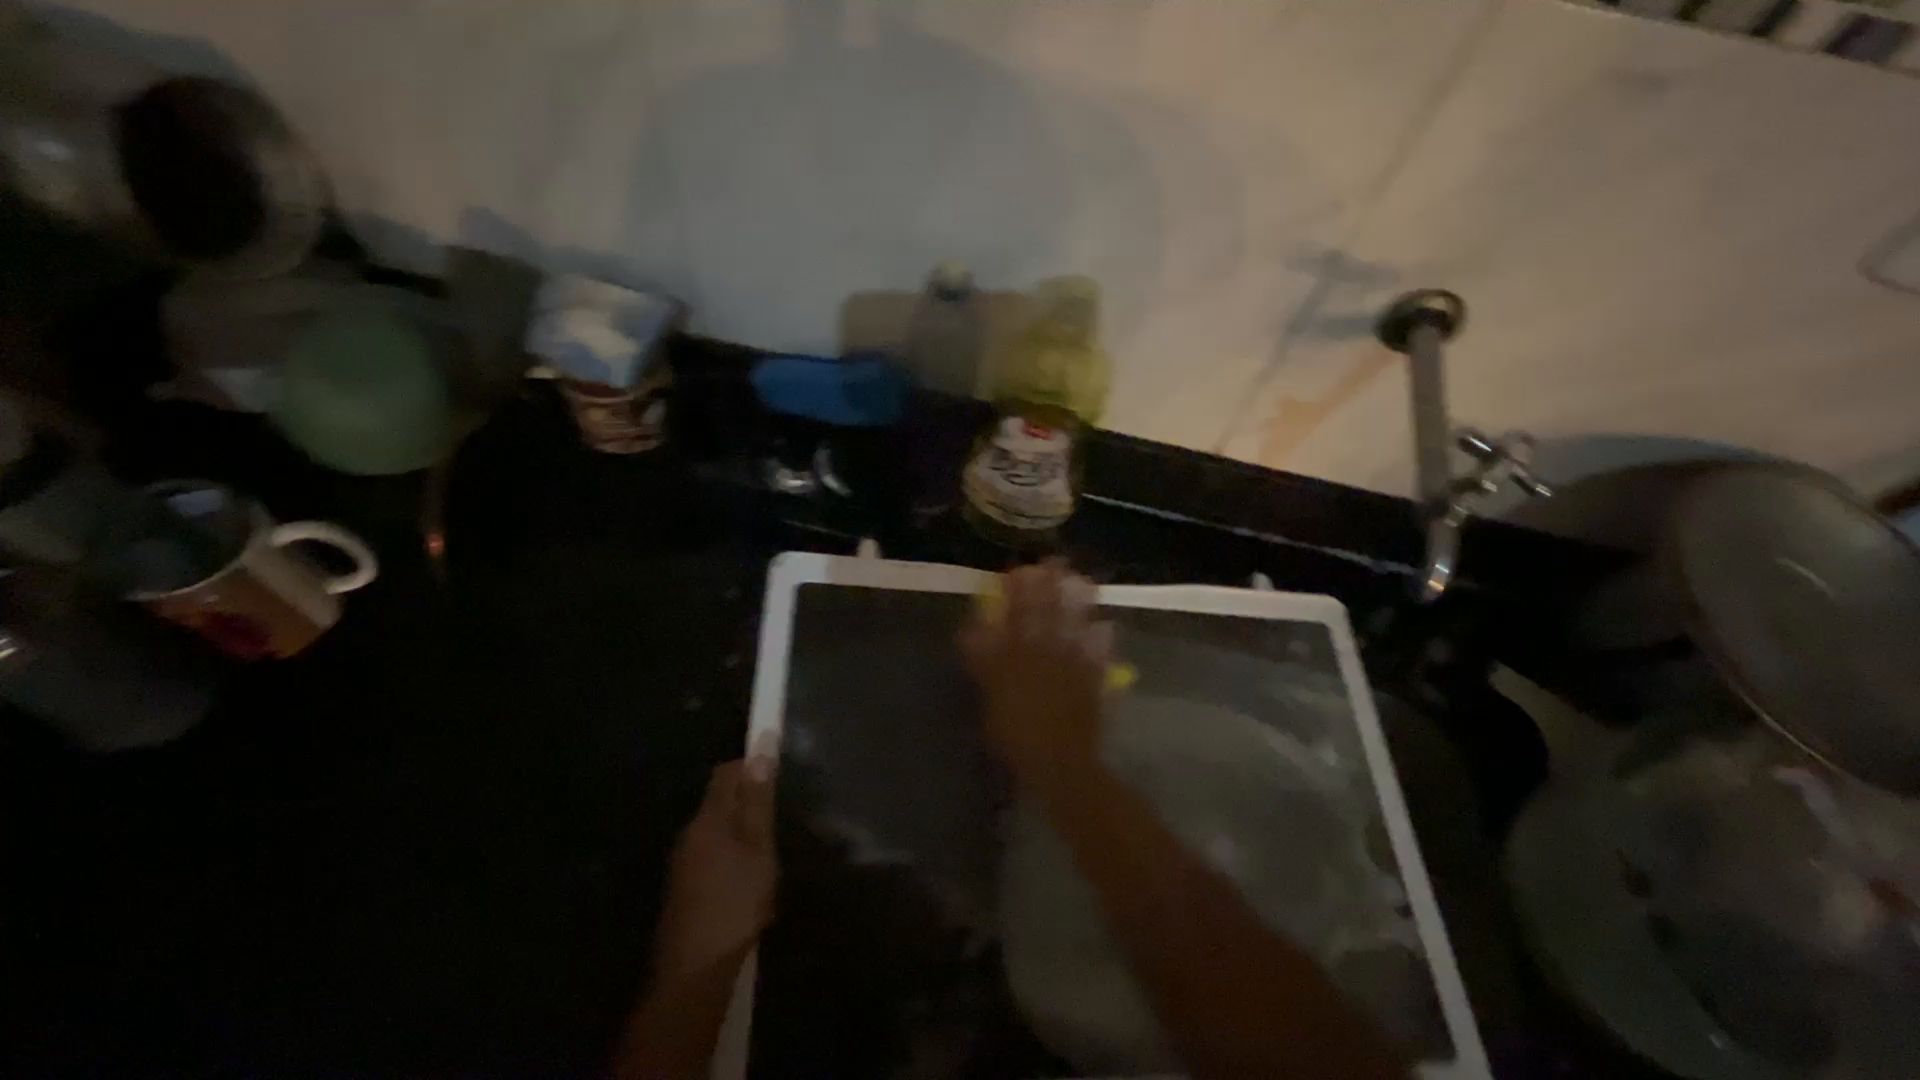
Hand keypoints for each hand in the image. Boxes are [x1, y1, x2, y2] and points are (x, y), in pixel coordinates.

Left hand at [651, 755, 777, 985]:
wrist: (695, 970)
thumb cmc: (735, 903)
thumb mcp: (758, 848)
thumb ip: (758, 800)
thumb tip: (759, 746)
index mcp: (708, 819)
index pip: (726, 773)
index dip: (751, 766)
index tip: (779, 776)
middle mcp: (690, 834)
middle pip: (720, 801)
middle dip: (749, 801)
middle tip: (781, 818)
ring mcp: (683, 863)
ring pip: (717, 831)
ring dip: (742, 833)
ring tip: (771, 852)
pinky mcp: (684, 890)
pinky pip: (713, 857)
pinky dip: (733, 858)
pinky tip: (751, 882)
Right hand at [958, 559, 1114, 783]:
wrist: (1059, 763)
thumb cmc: (1015, 734)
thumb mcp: (990, 697)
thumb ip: (984, 661)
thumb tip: (974, 629)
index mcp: (1019, 655)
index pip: (1017, 614)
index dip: (1019, 590)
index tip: (1019, 569)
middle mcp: (1049, 653)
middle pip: (1050, 614)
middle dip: (1051, 587)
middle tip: (1055, 562)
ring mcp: (1075, 667)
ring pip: (1077, 626)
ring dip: (1079, 603)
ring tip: (1082, 580)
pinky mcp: (1093, 683)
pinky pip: (1100, 655)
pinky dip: (1102, 639)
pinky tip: (1106, 625)